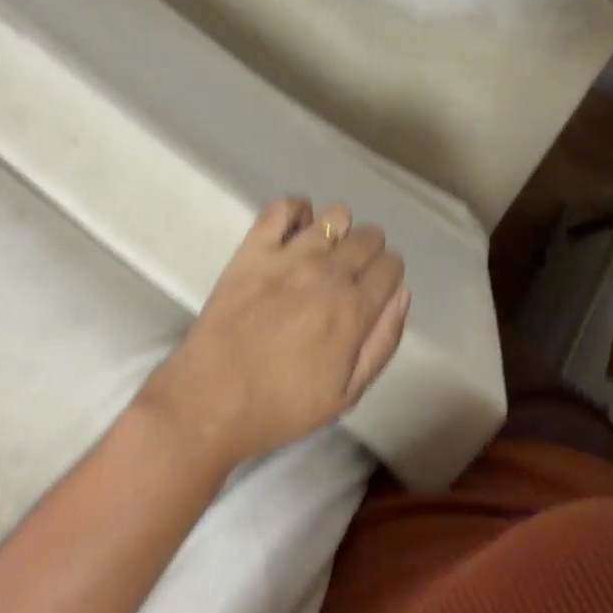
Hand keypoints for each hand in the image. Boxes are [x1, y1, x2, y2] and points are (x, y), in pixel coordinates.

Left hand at [139, 197, 410, 466]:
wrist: (210, 401)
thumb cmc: (281, 406)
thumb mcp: (347, 394)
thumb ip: (383, 342)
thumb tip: (402, 294)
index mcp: (354, 309)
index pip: (392, 266)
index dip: (388, 277)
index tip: (374, 291)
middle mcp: (328, 273)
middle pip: (369, 236)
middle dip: (369, 253)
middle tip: (348, 278)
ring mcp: (289, 255)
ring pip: (335, 215)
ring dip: (338, 232)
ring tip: (322, 255)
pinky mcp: (253, 248)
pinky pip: (284, 206)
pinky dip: (296, 211)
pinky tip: (294, 231)